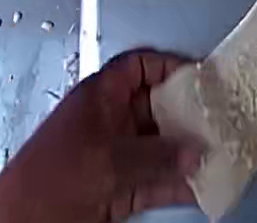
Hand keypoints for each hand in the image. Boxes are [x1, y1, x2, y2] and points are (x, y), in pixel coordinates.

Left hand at [0, 49, 199, 222]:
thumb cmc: (44, 185)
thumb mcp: (108, 163)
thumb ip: (155, 157)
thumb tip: (192, 151)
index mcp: (98, 97)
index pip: (140, 66)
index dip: (169, 66)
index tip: (197, 76)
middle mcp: (104, 121)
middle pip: (153, 106)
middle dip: (183, 115)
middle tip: (212, 120)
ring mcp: (107, 156)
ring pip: (155, 146)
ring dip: (182, 153)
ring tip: (212, 155)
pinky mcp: (109, 191)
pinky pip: (150, 179)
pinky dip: (172, 183)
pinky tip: (195, 187)